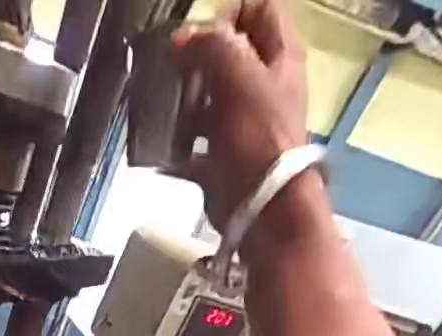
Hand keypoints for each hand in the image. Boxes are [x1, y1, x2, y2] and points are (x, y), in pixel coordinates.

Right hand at [171, 3, 314, 250]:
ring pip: (208, 103)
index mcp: (280, 58)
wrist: (262, 210)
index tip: (198, 40)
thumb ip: (212, 48)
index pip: (259, 10)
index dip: (228, 15)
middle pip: (228, 59)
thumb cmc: (258, 140)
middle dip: (196, 65)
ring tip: (162, 114)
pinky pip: (195, 149)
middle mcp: (265, 88)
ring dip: (183, 107)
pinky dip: (177, 151)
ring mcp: (244, 127)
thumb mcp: (239, 80)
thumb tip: (182, 39)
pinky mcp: (225, 162)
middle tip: (172, 76)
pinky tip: (161, 153)